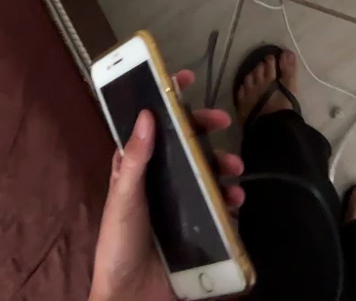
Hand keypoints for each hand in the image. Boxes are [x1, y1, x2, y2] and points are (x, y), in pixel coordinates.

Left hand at [90, 69, 244, 300]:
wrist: (131, 299)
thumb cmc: (118, 244)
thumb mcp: (124, 199)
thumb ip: (134, 160)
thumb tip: (146, 114)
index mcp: (137, 166)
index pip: (151, 123)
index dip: (165, 97)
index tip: (184, 76)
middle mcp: (159, 178)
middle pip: (184, 141)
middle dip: (203, 126)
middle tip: (222, 120)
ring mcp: (178, 201)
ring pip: (204, 170)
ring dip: (222, 163)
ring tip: (236, 168)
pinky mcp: (194, 226)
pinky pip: (217, 205)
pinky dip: (230, 199)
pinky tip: (236, 199)